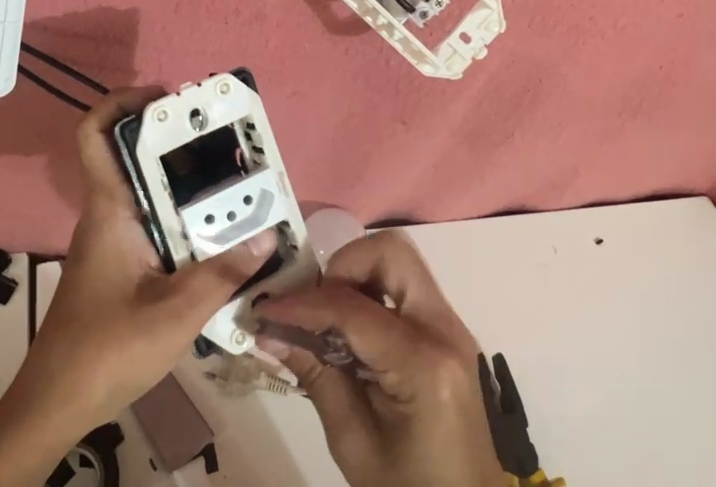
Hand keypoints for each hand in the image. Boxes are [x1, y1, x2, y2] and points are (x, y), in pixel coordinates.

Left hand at [10, 86, 277, 424]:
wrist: (57, 404)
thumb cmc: (106, 350)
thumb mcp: (175, 315)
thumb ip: (222, 275)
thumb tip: (266, 235)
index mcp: (110, 211)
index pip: (95, 135)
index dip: (122, 103)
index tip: (167, 99)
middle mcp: (109, 216)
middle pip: (134, 159)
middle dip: (178, 143)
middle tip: (226, 143)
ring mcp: (113, 242)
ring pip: (148, 195)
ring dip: (187, 186)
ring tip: (236, 185)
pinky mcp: (121, 267)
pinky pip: (154, 227)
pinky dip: (185, 222)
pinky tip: (219, 239)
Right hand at [257, 231, 506, 486]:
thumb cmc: (409, 486)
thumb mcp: (354, 442)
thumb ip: (316, 377)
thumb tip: (269, 333)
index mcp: (423, 364)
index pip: (352, 307)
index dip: (302, 302)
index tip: (264, 309)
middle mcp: (445, 330)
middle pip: (391, 253)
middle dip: (341, 266)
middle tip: (311, 304)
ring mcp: (451, 328)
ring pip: (399, 264)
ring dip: (355, 277)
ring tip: (324, 318)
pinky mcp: (447, 334)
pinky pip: (404, 291)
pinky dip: (369, 294)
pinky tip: (346, 332)